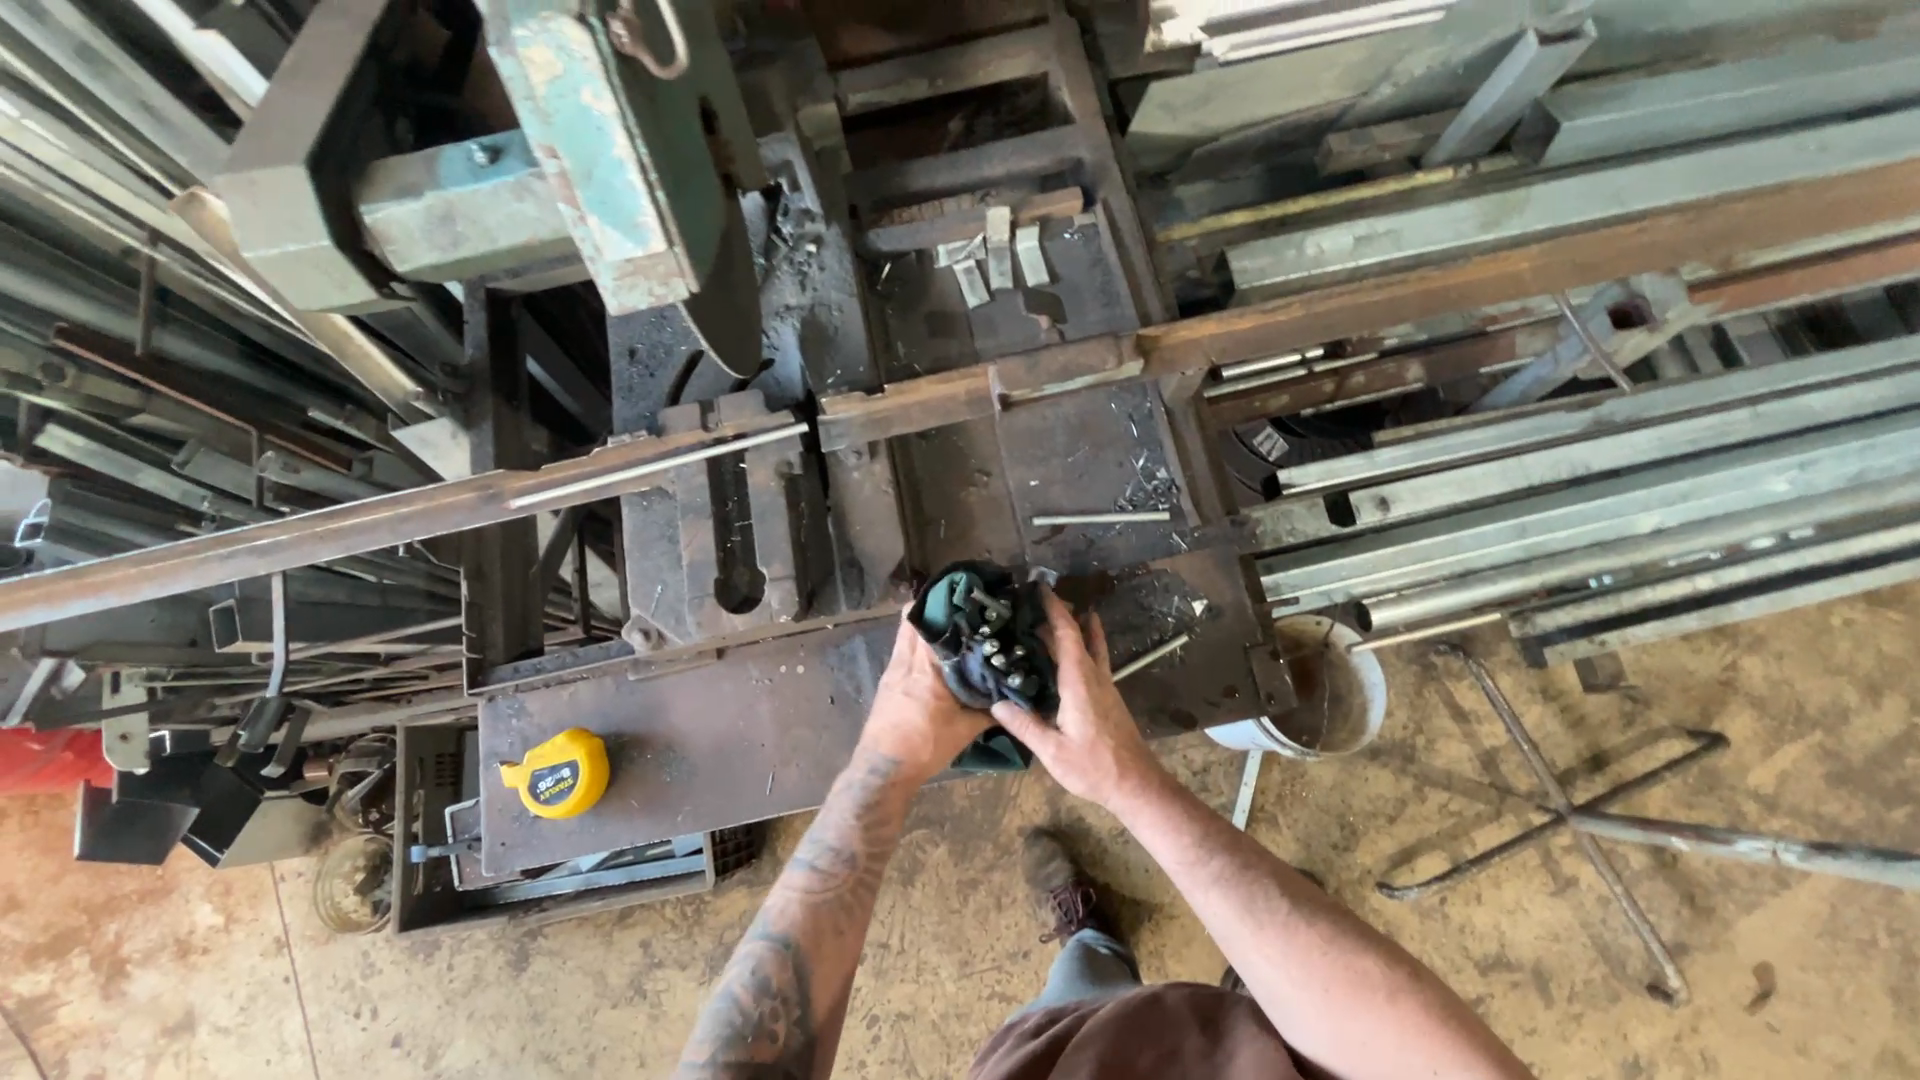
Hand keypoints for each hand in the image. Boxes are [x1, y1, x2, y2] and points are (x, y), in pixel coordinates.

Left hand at [860, 610, 991, 783]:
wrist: (884, 768)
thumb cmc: (925, 746)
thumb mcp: (965, 729)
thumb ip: (990, 709)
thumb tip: (1016, 696)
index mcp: (928, 666)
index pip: (939, 623)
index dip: (955, 606)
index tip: (975, 600)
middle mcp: (908, 658)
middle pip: (916, 616)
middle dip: (939, 607)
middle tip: (964, 608)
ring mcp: (894, 666)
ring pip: (907, 630)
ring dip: (926, 624)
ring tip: (951, 625)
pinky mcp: (888, 677)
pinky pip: (903, 647)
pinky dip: (917, 641)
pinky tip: (935, 652)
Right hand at [991, 588, 1165, 809]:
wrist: (1136, 784)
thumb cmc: (1094, 767)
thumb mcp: (1052, 750)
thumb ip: (1025, 725)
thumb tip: (996, 704)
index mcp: (1079, 682)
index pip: (1067, 635)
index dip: (1055, 610)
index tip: (1041, 589)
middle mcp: (1095, 677)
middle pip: (1080, 635)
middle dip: (1061, 615)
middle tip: (1036, 603)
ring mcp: (1105, 687)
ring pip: (1090, 647)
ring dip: (1075, 629)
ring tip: (1054, 620)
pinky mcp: (1108, 698)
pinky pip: (1093, 661)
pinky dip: (1080, 648)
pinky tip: (1068, 659)